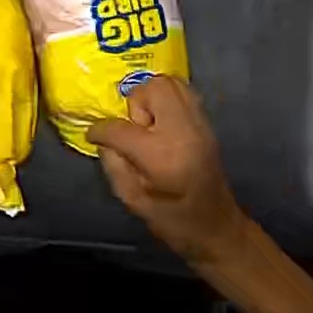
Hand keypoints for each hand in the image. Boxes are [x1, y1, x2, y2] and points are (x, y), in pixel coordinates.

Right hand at [88, 76, 248, 263]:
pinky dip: (166, 99)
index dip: (101, 131)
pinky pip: (183, 91)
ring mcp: (200, 124)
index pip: (121, 128)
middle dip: (135, 103)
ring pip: (170, 82)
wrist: (218, 230)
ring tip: (149, 124)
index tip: (94, 136)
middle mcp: (184, 132)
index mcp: (162, 156)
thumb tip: (103, 136)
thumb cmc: (173, 222)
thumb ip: (112, 162)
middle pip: (152, 88)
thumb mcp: (131, 198)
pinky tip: (162, 125)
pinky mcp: (207, 124)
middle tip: (135, 129)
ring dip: (151, 97)